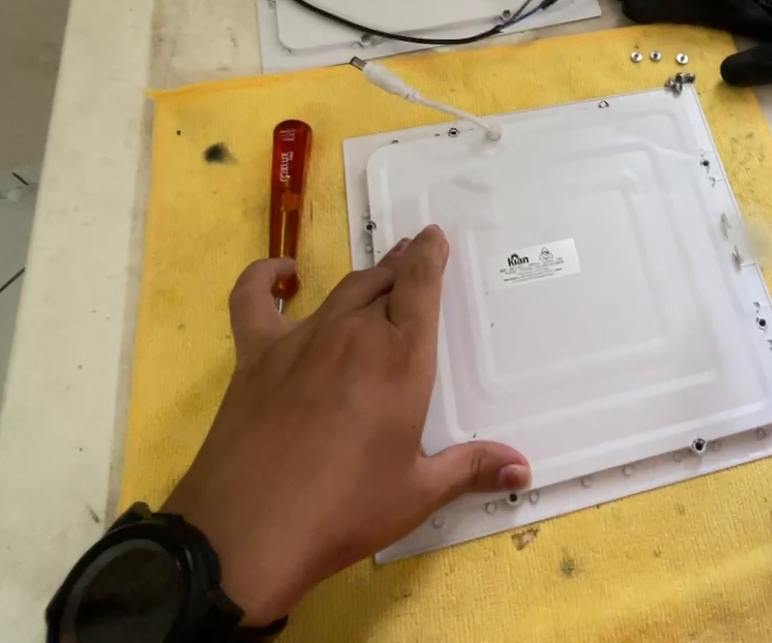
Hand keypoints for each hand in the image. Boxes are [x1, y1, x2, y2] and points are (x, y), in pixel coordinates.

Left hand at [162, 226, 530, 625]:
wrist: (247, 535)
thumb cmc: (344, 510)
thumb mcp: (417, 493)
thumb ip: (471, 469)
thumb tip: (525, 470)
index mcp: (401, 357)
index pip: (421, 285)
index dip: (430, 255)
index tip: (435, 236)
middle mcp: (356, 333)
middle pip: (384, 282)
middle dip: (404, 267)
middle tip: (415, 257)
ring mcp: (303, 339)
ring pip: (342, 289)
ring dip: (366, 277)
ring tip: (380, 271)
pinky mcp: (257, 354)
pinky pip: (254, 300)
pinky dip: (265, 278)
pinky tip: (283, 274)